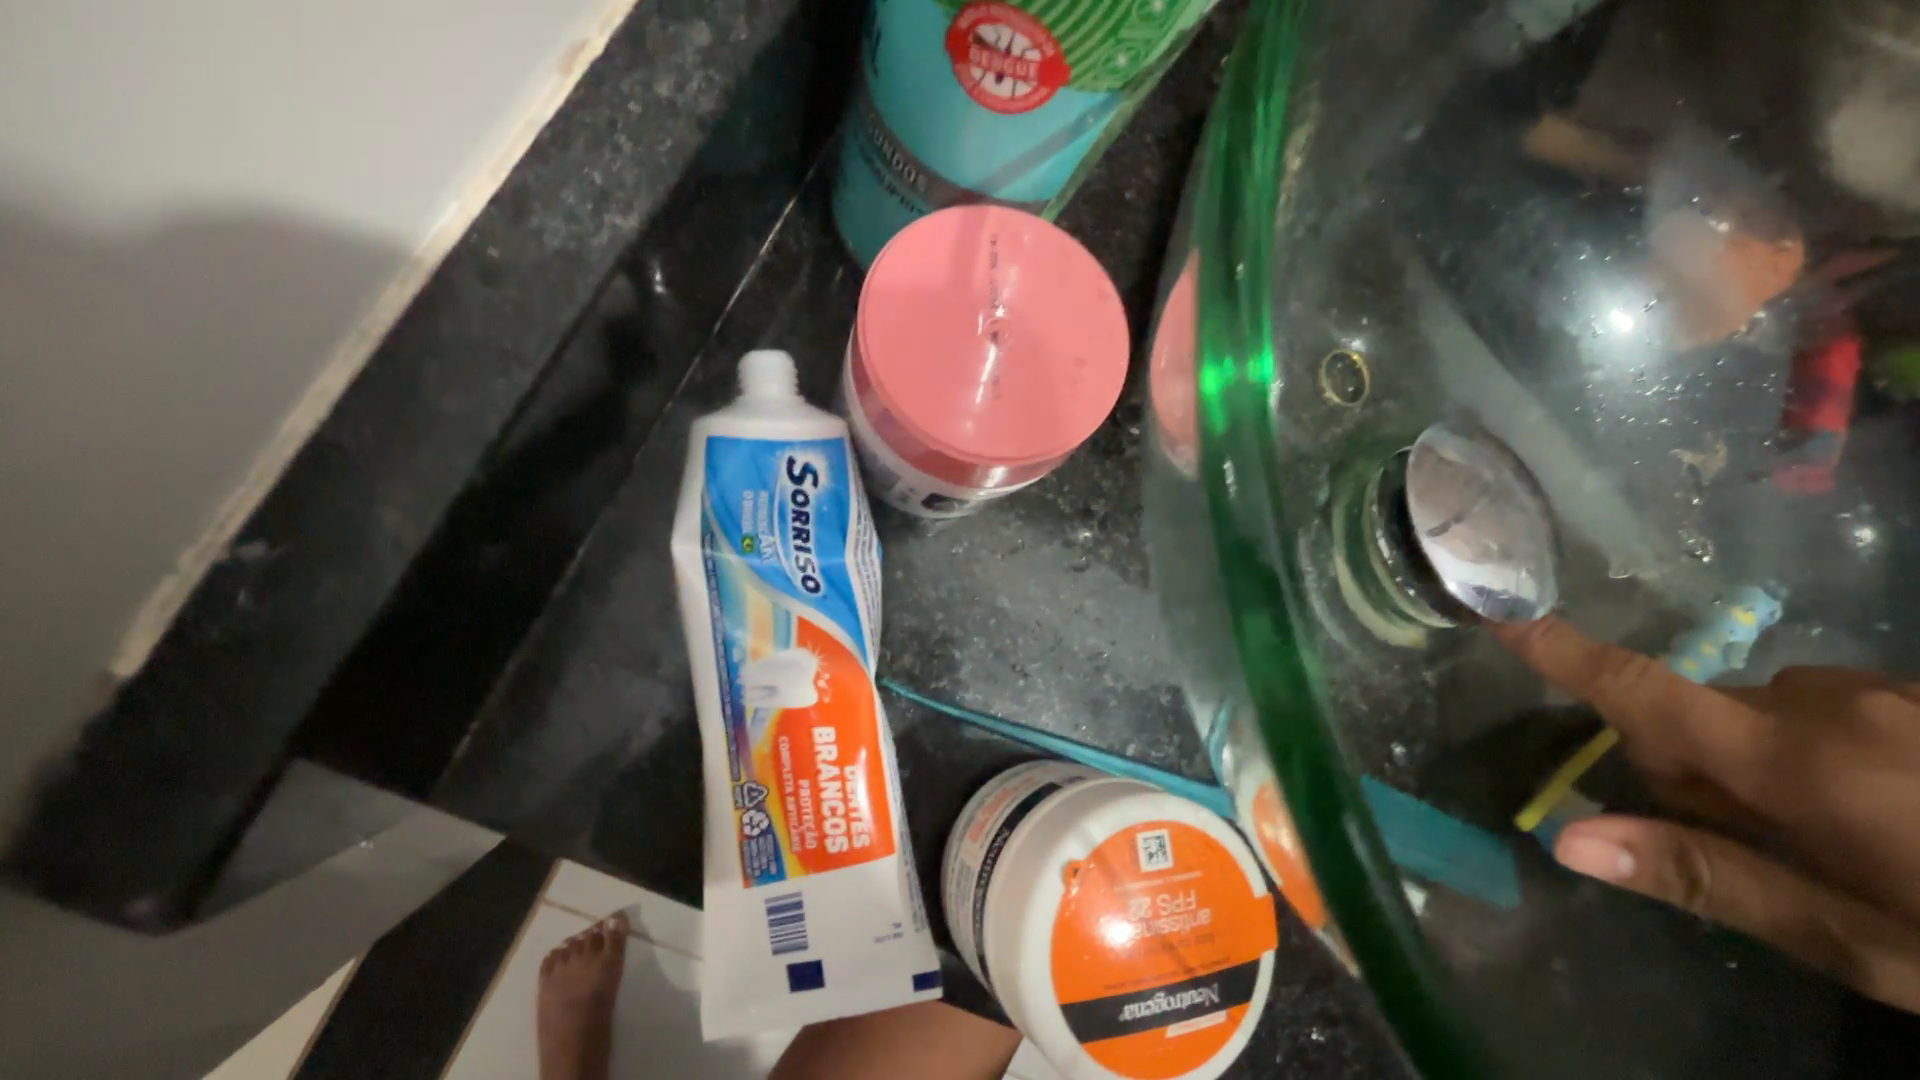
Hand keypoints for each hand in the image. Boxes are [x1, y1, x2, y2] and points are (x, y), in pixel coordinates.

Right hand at [1492, 616, 1919, 1012]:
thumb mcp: (1863, 943)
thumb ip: (1712, 878)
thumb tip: (1570, 841)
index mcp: (1796, 762)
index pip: (1642, 695)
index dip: (1565, 657)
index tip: (1502, 615)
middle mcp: (1832, 704)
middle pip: (1703, 715)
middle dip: (1698, 768)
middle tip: (1760, 844)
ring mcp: (1895, 696)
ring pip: (1772, 713)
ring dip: (1768, 763)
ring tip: (1848, 838)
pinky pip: (1838, 711)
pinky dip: (1831, 753)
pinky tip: (1900, 811)